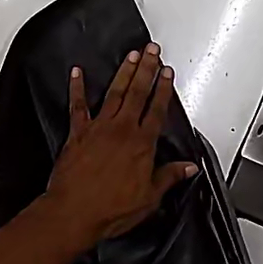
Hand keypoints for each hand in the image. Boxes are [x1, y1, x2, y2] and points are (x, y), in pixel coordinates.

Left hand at [43, 43, 199, 242]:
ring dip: (123, 72)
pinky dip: (77, 88)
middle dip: (147, 69)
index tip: (167, 73)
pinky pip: (77, 105)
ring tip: (131, 55)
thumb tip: (188, 168)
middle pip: (138, 92)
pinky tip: (78, 73)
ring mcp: (98, 128)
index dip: (163, 89)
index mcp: (141, 144)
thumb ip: (169, 177)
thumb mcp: (149, 197)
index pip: (157, 109)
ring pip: (114, 93)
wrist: (73, 213)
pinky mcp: (77, 133)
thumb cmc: (109, 208)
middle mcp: (121, 130)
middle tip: (152, 50)